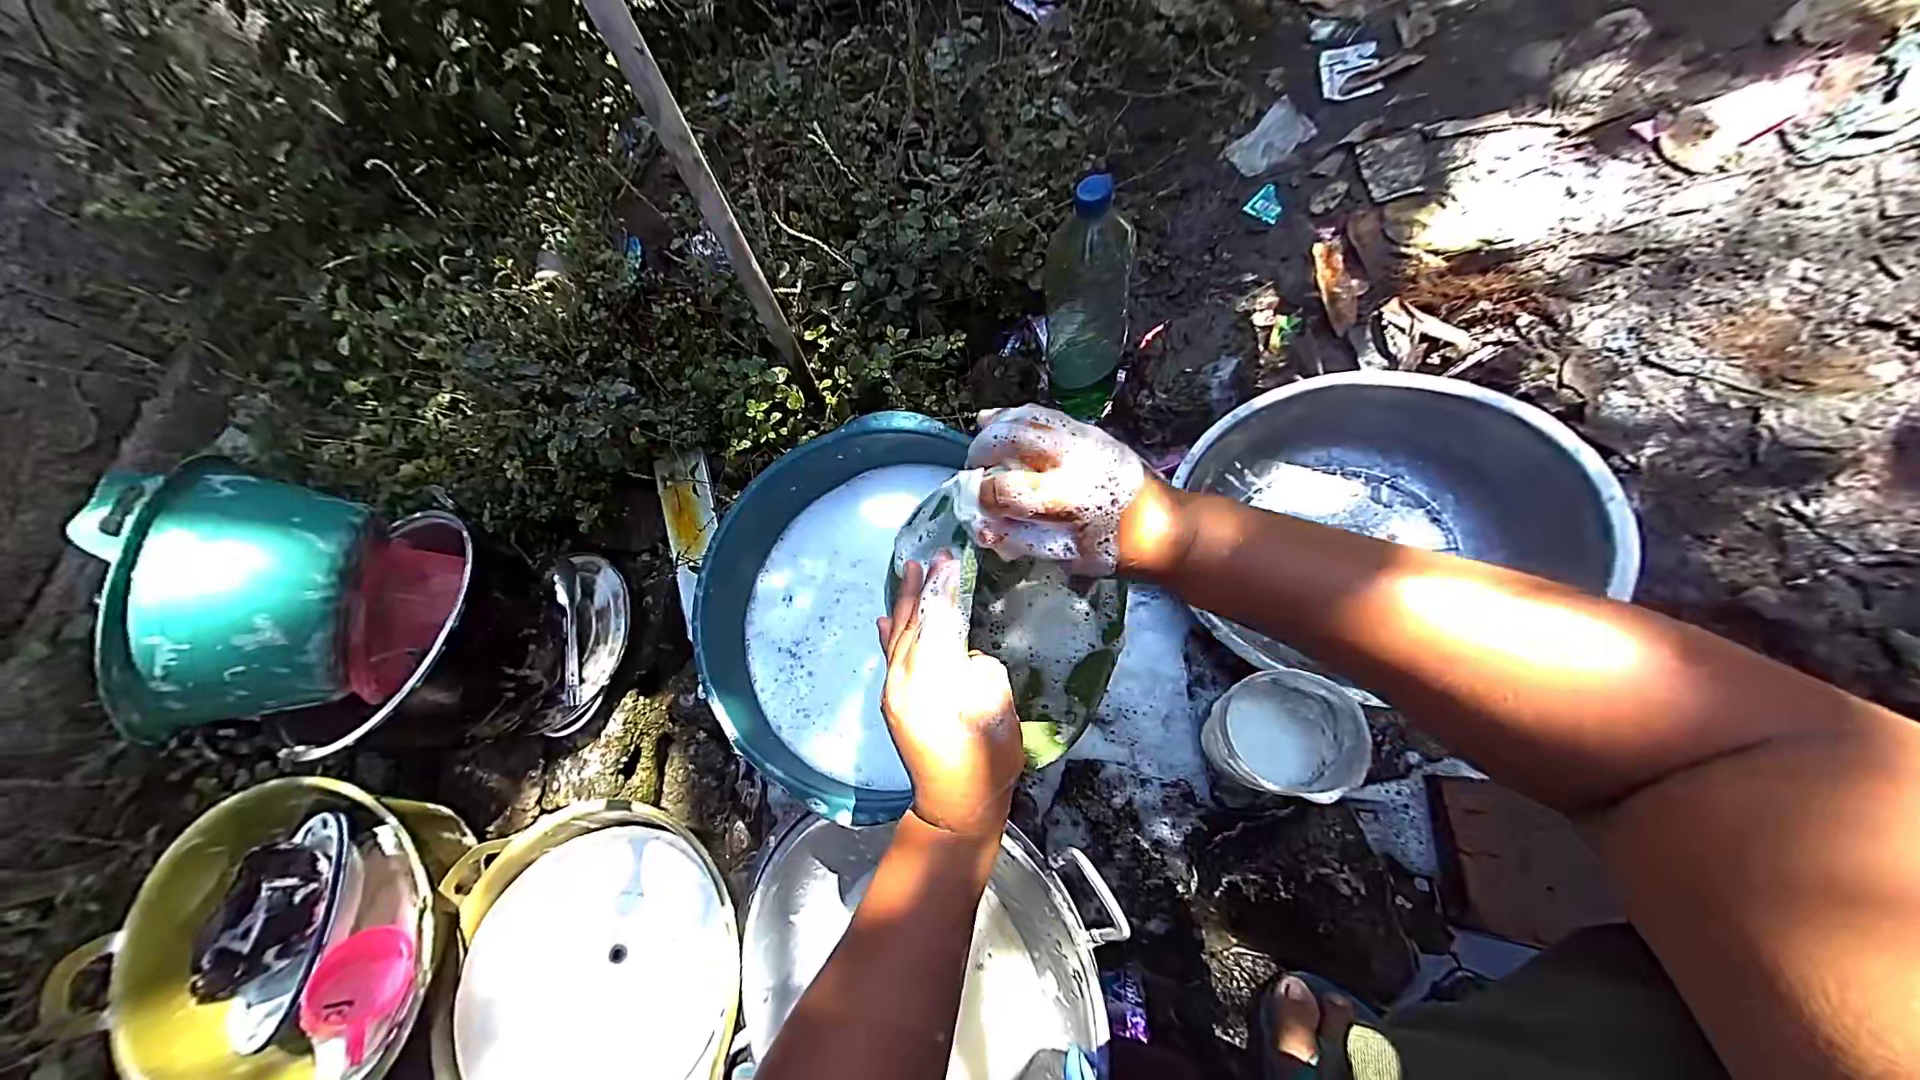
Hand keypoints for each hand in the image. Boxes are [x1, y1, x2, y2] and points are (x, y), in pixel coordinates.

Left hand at [876, 556, 1023, 838]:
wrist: (954, 808)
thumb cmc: (986, 763)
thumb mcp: (998, 713)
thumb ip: (981, 673)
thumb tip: (965, 656)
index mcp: (933, 682)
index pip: (937, 622)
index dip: (943, 590)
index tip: (949, 560)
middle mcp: (905, 681)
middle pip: (913, 624)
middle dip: (923, 589)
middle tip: (932, 557)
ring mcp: (894, 693)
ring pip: (898, 637)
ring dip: (904, 603)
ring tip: (907, 571)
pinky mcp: (893, 703)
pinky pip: (889, 658)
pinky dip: (888, 635)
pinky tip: (885, 617)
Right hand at [967, 404, 1183, 577]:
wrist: (1166, 526)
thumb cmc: (1116, 549)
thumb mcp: (1069, 558)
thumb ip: (1023, 541)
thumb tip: (985, 527)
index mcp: (1069, 496)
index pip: (1007, 488)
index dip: (983, 498)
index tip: (979, 506)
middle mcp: (1073, 458)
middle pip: (1008, 439)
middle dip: (981, 454)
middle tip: (973, 471)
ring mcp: (1081, 437)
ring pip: (1024, 417)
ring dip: (994, 429)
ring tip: (981, 446)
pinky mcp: (1087, 429)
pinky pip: (1041, 413)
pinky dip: (1013, 415)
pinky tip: (995, 420)